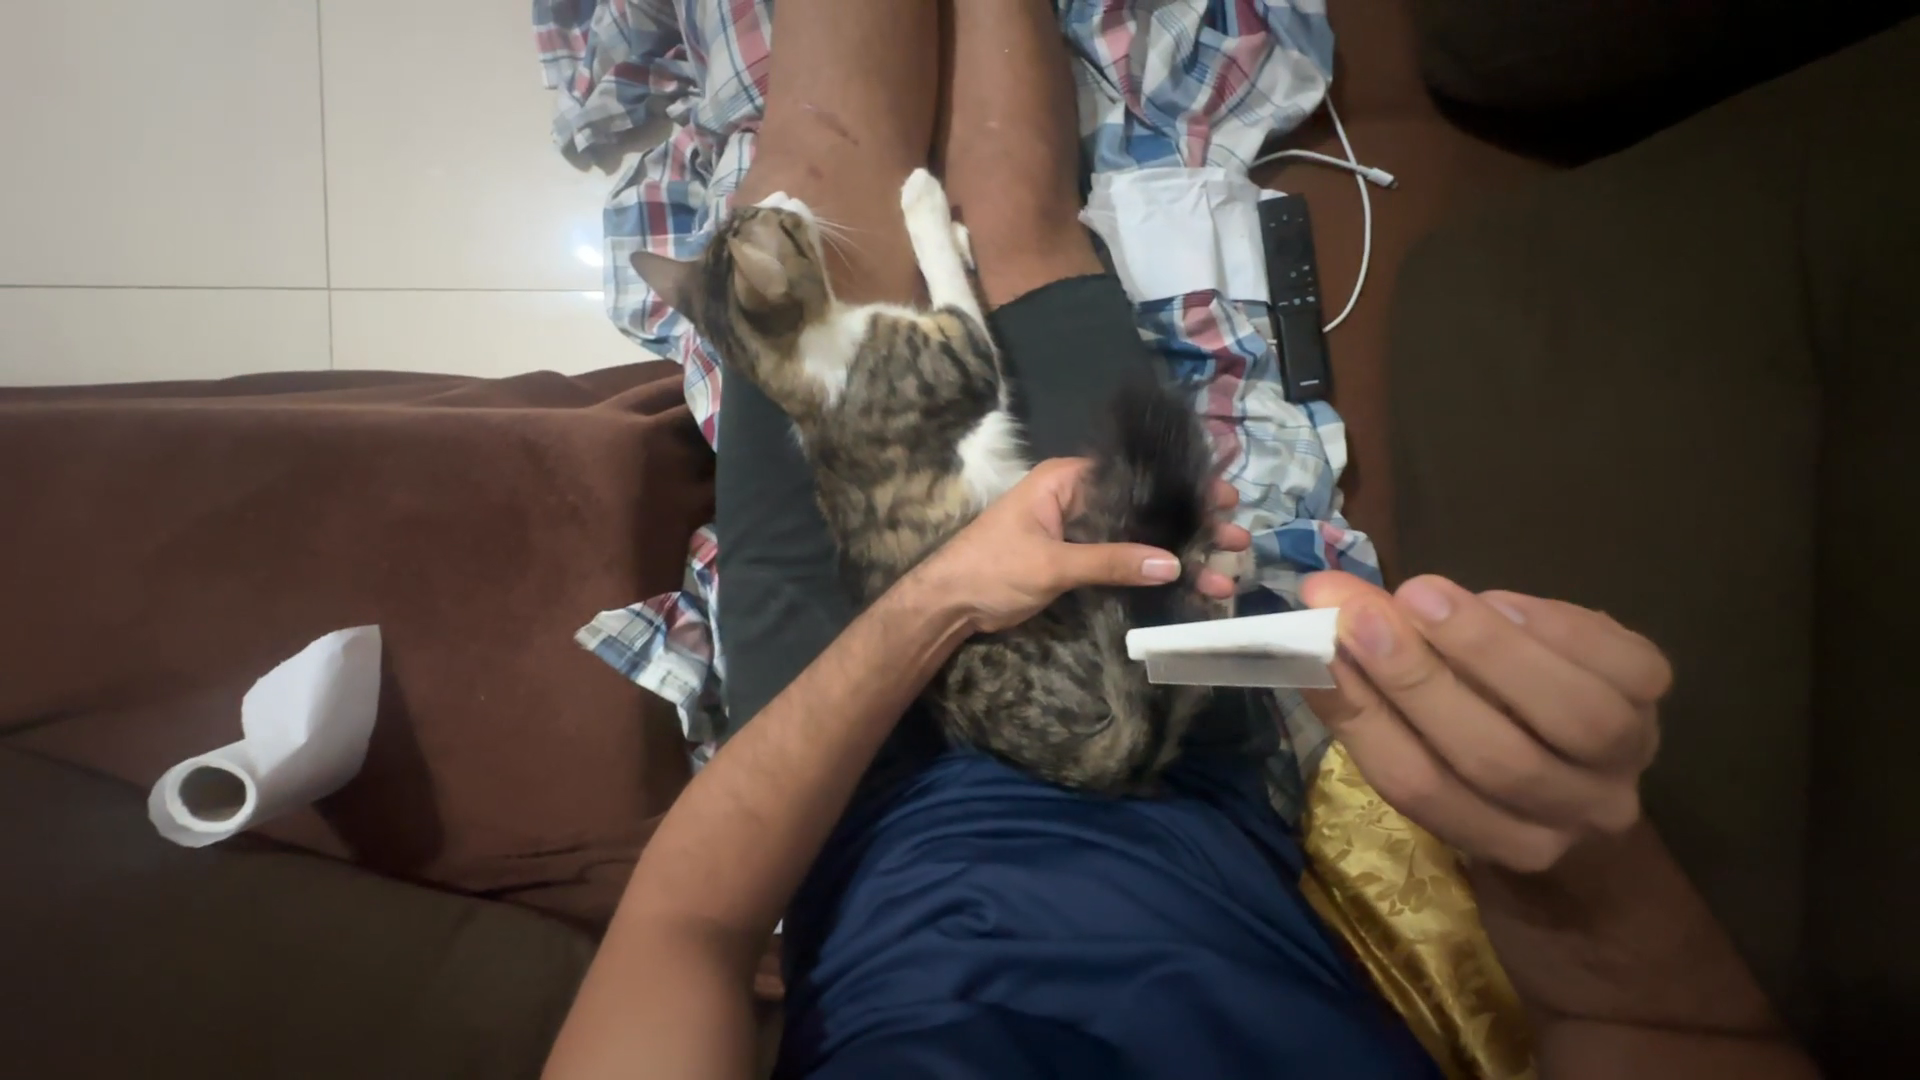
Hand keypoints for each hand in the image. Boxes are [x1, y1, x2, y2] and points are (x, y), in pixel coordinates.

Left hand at [907, 458, 1249, 634]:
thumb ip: (1109, 562)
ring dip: (1175, 552)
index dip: (1178, 486)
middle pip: (1142, 507)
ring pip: (1136, 537)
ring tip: (1223, 570)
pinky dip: (1149, 572)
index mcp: (1065, 482)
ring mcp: (1077, 532)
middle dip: (1187, 523)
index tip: (1220, 498)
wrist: (950, 605)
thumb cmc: (990, 568)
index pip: (1131, 475)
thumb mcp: (1051, 563)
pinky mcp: (1075, 562)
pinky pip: (1121, 561)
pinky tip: (1184, 585)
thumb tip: (1171, 565)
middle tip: (1236, 537)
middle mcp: (1075, 500)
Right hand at [1302, 572, 1668, 872]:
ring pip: (1573, 717)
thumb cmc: (1460, 730)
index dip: (1363, 713)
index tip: (1318, 646)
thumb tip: (1314, 608)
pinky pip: (1623, 664)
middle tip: (1365, 614)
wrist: (1564, 741)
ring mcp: (1626, 762)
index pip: (1415, 783)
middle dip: (1420, 678)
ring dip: (1488, 648)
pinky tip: (1495, 599)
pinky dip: (1554, 625)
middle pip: (1496, 759)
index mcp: (1487, 830)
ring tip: (1423, 593)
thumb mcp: (1399, 720)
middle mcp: (1566, 813)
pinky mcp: (1658, 701)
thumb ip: (1357, 677)